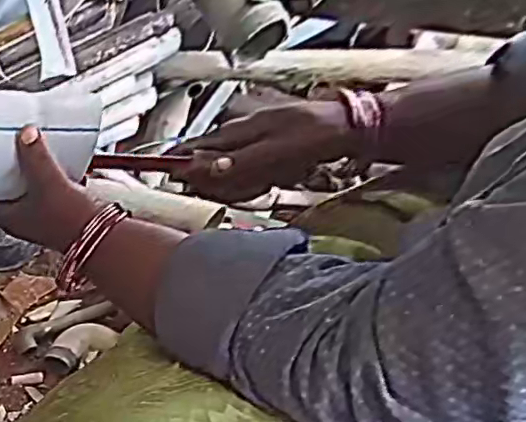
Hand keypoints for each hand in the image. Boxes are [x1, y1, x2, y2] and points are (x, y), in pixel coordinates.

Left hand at [0, 125, 103, 249]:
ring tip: (7, 156)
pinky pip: (28, 190)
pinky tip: (37, 161)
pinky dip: (27, 177)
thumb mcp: (47, 182)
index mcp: (4, 218)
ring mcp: (29, 215)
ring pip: (8, 195)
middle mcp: (13, 219)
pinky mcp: (46, 209)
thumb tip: (24, 133)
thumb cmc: (66, 219)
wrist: (94, 233)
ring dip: (5, 178)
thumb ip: (36, 157)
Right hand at [172, 99, 355, 203]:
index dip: (179, 169)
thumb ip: (227, 164)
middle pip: (205, 169)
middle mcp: (238, 136)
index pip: (191, 151)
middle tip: (238, 189)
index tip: (172, 183)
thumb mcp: (266, 155)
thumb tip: (190, 170)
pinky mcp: (263, 151)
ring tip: (261, 184)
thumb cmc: (313, 138)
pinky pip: (243, 175)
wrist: (353, 128)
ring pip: (224, 175)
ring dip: (237, 186)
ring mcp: (251, 143)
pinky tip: (268, 181)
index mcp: (234, 133)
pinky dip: (251, 183)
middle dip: (216, 185)